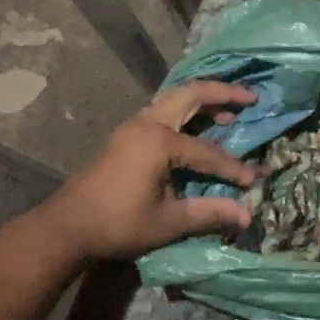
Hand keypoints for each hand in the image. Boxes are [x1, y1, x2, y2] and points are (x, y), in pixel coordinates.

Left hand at [29, 81, 259, 261]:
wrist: (67, 226)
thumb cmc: (118, 224)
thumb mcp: (167, 222)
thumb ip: (208, 213)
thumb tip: (246, 216)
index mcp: (160, 141)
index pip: (208, 152)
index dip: (232, 168)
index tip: (252, 182)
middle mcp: (147, 124)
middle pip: (190, 95)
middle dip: (222, 94)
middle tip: (250, 98)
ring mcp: (132, 126)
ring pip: (173, 99)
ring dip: (201, 100)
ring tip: (227, 111)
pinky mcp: (123, 136)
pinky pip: (160, 111)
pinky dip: (183, 110)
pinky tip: (194, 126)